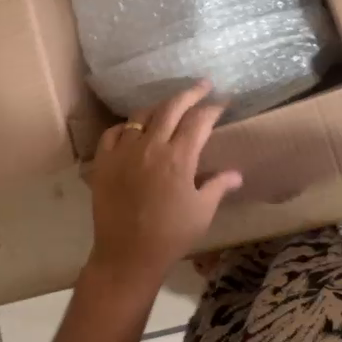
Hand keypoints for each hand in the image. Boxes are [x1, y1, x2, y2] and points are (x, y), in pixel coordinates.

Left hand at [86, 81, 242, 285]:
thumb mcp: (202, 211)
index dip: (213, 108)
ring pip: (141, 116)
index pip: (199, 120)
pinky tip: (134, 129)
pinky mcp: (103, 162)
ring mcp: (124, 152)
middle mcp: (151, 146)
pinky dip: (126, 127)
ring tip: (170, 106)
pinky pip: (113, 133)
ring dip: (159, 107)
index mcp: (179, 157)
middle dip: (190, 93)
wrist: (127, 256)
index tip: (223, 102)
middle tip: (203, 85)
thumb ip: (218, 186)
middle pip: (171, 107)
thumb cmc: (171, 235)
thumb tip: (237, 174)